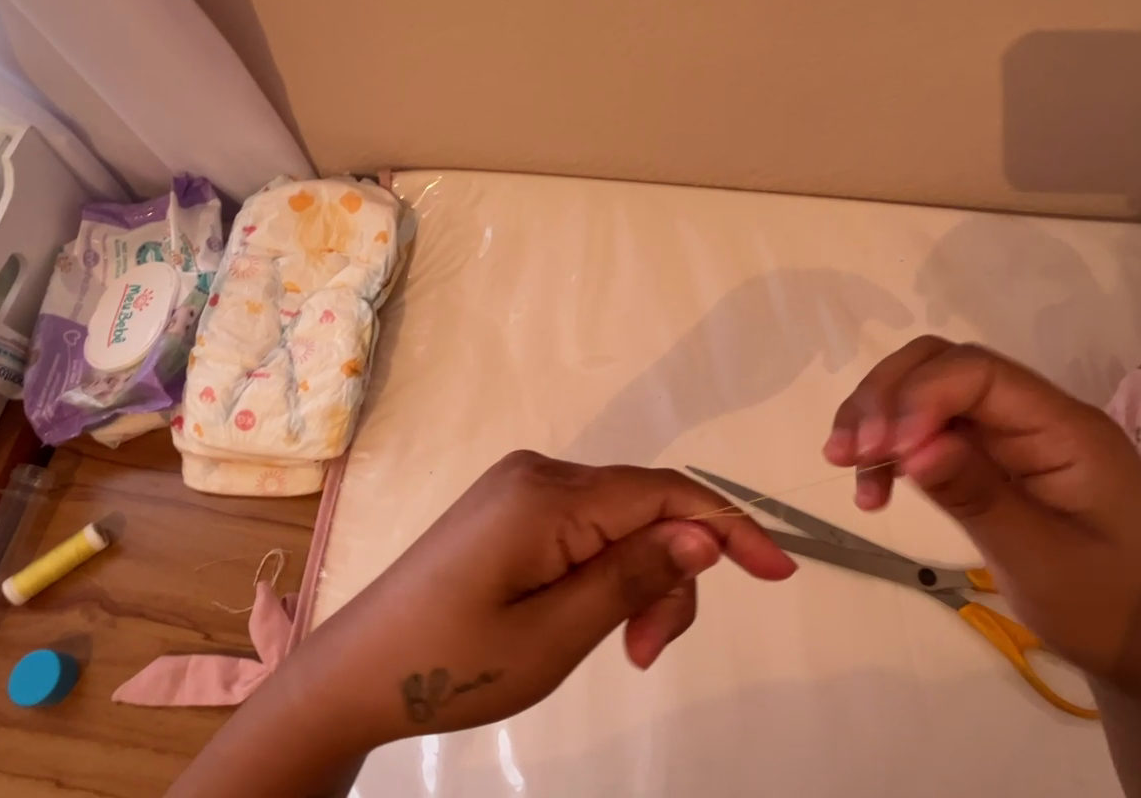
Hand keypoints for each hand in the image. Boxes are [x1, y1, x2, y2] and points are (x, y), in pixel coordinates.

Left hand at [179, 452, 796, 793]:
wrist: (361, 669)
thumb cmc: (455, 662)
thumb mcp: (557, 633)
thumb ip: (635, 575)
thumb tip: (706, 530)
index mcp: (550, 495)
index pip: (665, 493)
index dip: (729, 525)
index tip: (779, 571)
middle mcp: (539, 472)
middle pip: (643, 508)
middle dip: (669, 576)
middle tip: (649, 655)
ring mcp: (520, 486)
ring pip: (617, 520)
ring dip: (638, 579)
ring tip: (624, 648)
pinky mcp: (509, 506)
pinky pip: (584, 526)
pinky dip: (606, 569)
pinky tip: (592, 614)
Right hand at [821, 336, 1140, 692]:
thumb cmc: (1114, 613)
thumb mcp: (1042, 562)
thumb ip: (977, 495)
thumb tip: (912, 446)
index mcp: (1066, 428)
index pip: (978, 373)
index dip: (918, 397)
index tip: (882, 450)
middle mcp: (1037, 416)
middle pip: (942, 366)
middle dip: (885, 398)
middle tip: (846, 451)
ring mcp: (1013, 436)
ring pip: (926, 393)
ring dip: (878, 419)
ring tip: (845, 466)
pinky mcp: (994, 459)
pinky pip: (930, 433)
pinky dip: (892, 451)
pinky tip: (872, 489)